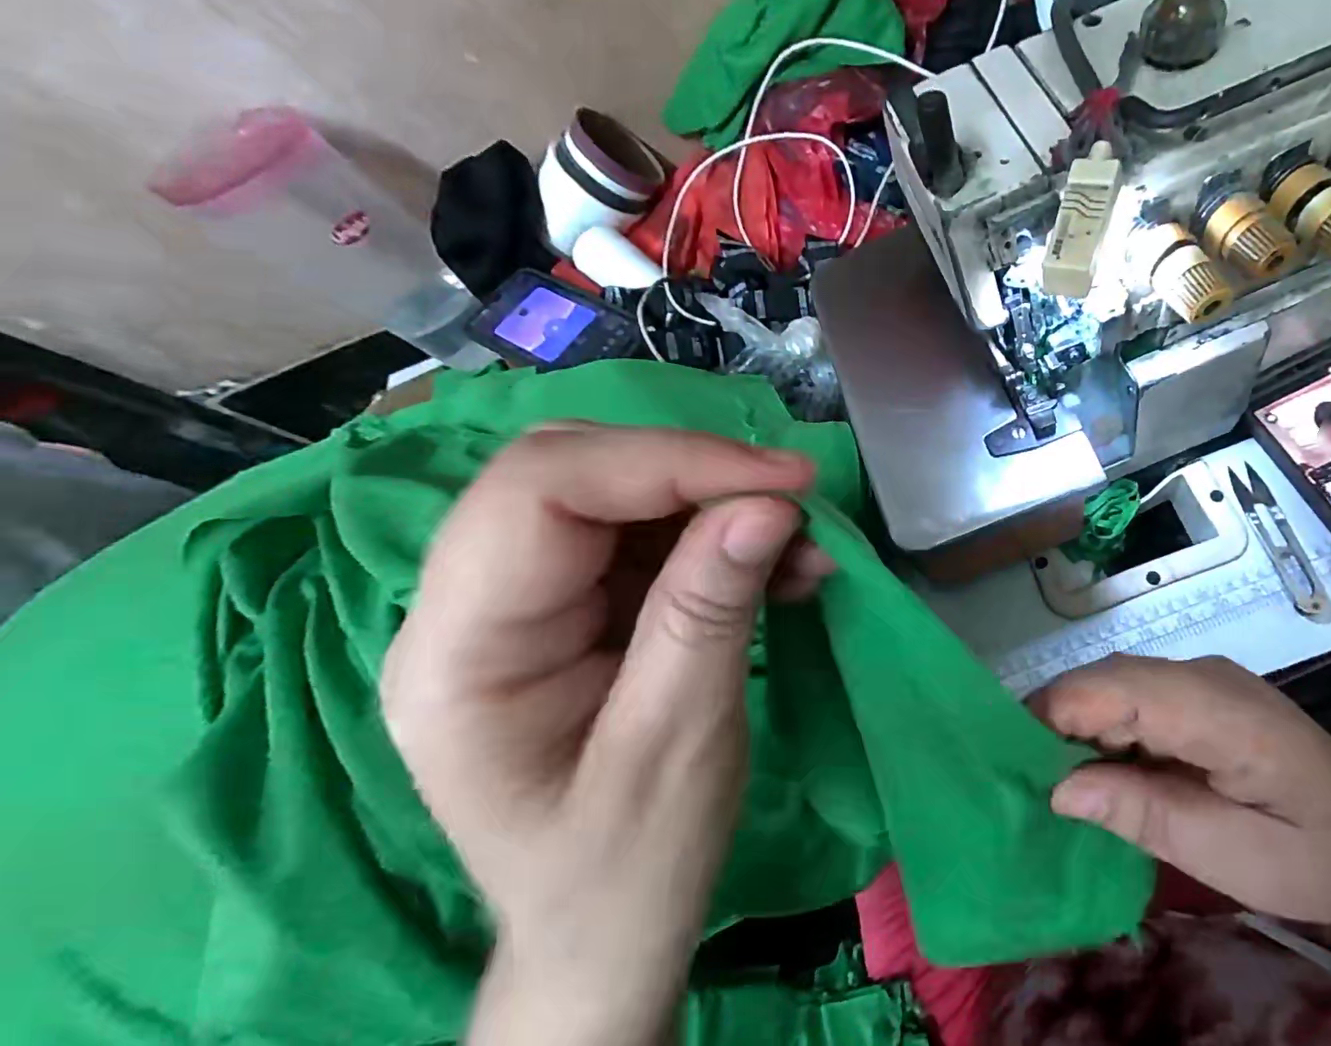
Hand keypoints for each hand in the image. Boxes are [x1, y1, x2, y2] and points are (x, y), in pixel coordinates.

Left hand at [380, 425, 832, 1044]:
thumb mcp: (679, 745)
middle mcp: (468, 608)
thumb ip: (709, 612)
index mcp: (457, 654)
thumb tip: (769, 505)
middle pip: (571, 476)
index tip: (785, 481)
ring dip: (720, 507)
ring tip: (805, 549)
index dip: (669, 464)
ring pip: (618, 496)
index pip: (540, 493)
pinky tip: (783, 567)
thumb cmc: (629, 869)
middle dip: (695, 474)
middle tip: (794, 501)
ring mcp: (523, 604)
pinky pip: (649, 539)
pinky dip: (723, 539)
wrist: (609, 935)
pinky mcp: (576, 608)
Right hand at [1032, 655, 1330, 923]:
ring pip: (1112, 685)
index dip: (1057, 714)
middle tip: (1026, 784)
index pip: (1118, 687)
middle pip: (1105, 679)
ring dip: (1076, 729)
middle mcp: (1204, 676)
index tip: (1016, 765)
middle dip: (1056, 723)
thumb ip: (1148, 815)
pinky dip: (1103, 731)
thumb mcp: (1235, 857)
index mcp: (1222, 712)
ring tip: (1055, 784)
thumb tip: (1060, 789)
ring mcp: (1201, 680)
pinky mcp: (1197, 694)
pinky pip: (1131, 699)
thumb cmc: (1320, 855)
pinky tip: (1101, 773)